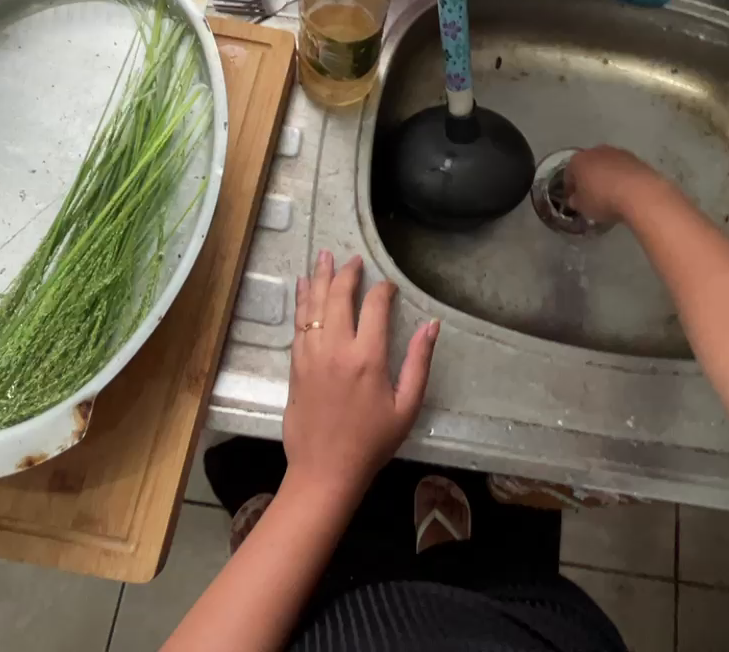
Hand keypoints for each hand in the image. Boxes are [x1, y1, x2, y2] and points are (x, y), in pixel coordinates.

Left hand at [284, 251, 438, 506]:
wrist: (325, 471)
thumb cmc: (372, 442)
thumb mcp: (407, 406)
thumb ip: (419, 361)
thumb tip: (431, 325)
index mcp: (367, 358)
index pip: (375, 306)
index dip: (383, 290)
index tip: (389, 286)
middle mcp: (336, 349)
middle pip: (338, 296)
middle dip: (346, 272)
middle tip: (353, 259)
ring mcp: (311, 355)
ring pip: (313, 305)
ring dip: (318, 278)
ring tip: (323, 256)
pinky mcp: (296, 365)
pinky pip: (298, 324)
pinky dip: (301, 301)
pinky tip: (303, 287)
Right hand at [563, 145, 664, 224]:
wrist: (640, 194)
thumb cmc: (604, 199)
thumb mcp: (583, 207)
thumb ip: (576, 201)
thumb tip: (576, 199)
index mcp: (578, 161)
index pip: (569, 173)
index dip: (570, 187)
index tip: (573, 199)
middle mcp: (596, 151)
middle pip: (588, 165)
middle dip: (588, 178)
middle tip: (591, 195)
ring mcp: (618, 153)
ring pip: (607, 165)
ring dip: (606, 176)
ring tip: (610, 193)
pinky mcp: (636, 158)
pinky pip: (623, 169)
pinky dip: (622, 178)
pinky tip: (625, 191)